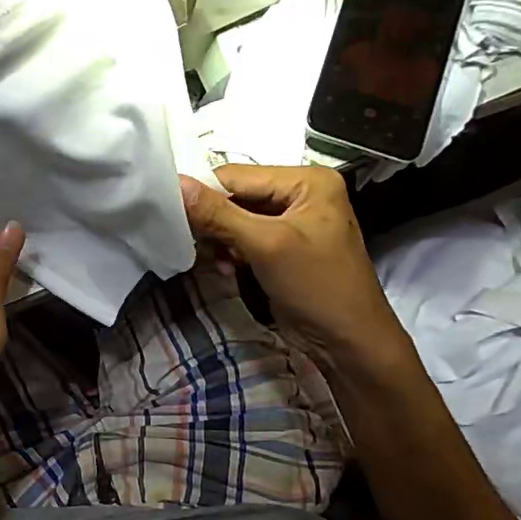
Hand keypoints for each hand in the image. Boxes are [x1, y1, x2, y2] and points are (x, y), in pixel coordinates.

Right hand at [179, 165, 399, 371]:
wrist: (350, 344)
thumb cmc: (316, 286)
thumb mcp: (265, 244)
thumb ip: (217, 213)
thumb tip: (173, 184)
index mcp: (307, 179)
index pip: (237, 175)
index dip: (202, 193)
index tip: (170, 214)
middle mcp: (300, 193)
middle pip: (236, 195)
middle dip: (212, 220)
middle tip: (192, 243)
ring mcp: (292, 222)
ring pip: (236, 219)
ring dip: (219, 239)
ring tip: (216, 260)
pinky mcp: (283, 248)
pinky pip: (245, 239)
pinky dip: (231, 251)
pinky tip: (227, 268)